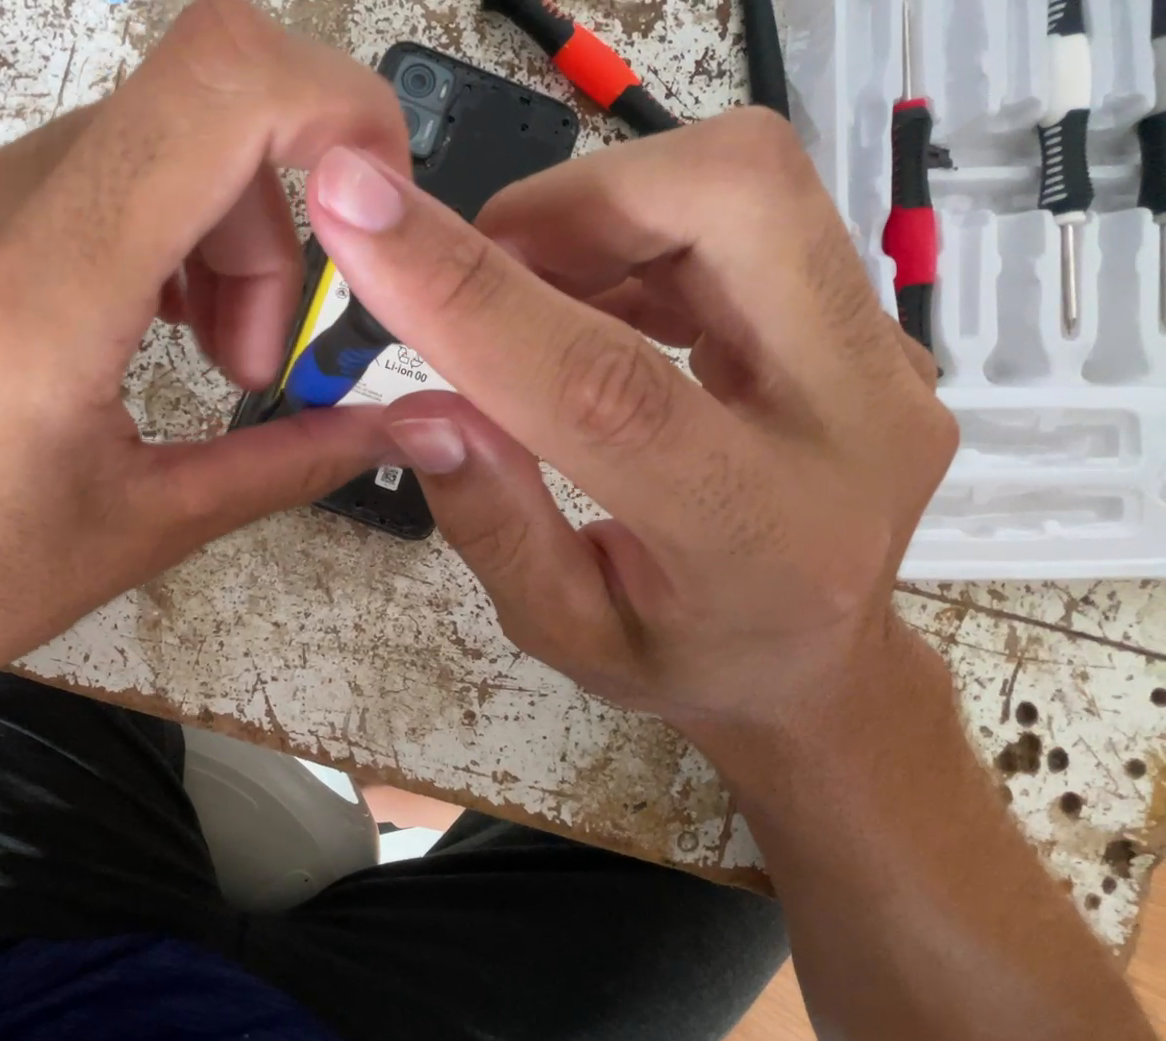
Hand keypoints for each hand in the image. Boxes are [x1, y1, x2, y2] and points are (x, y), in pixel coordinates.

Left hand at [0, 0, 407, 770]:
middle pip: (192, 114)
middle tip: (256, 358)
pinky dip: (147, 229)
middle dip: (269, 224)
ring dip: (209, 230)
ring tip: (204, 356)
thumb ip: (289, 460)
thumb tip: (397, 428)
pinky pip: (73, 178)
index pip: (215, 90)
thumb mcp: (148, 528)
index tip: (371, 203)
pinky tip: (145, 324)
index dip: (332, 107)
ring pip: (135, 140)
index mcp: (38, 303)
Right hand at [302, 110, 957, 760]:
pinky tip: (588, 301)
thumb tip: (420, 411)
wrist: (820, 661)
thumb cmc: (676, 658)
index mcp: (748, 531)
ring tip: (528, 298)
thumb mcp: (555, 628)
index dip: (465, 296)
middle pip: (731, 200)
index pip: (598, 386)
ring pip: (741, 181)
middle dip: (566, 206)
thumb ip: (492, 524)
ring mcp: (883, 352)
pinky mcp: (872, 317)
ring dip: (593, 215)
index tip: (355, 216)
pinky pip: (746, 211)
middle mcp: (853, 415)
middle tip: (484, 269)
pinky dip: (631, 230)